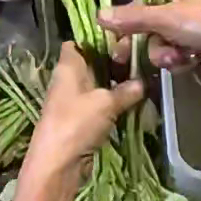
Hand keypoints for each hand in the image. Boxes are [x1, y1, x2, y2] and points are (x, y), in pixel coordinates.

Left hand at [20, 44, 144, 187]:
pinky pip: (98, 103)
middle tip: (140, 59)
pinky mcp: (80, 119)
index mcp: (68, 66)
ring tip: (143, 77)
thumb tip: (142, 82)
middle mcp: (68, 79)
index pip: (76, 43)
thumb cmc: (76, 122)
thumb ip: (126, 90)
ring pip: (97, 84)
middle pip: (91, 63)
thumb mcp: (106, 102)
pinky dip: (113, 102)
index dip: (95, 39)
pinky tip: (133, 101)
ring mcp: (73, 100)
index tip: (121, 38)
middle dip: (113, 61)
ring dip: (116, 84)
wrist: (58, 163)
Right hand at [99, 0, 200, 82]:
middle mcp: (186, 3)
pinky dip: (178, 62)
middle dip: (145, 41)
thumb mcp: (166, 17)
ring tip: (175, 58)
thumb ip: (132, 18)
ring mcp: (194, 29)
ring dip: (163, 53)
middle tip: (123, 57)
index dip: (129, 18)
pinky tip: (188, 64)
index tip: (114, 35)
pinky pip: (176, 57)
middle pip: (149, 24)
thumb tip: (97, 15)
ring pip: (161, 43)